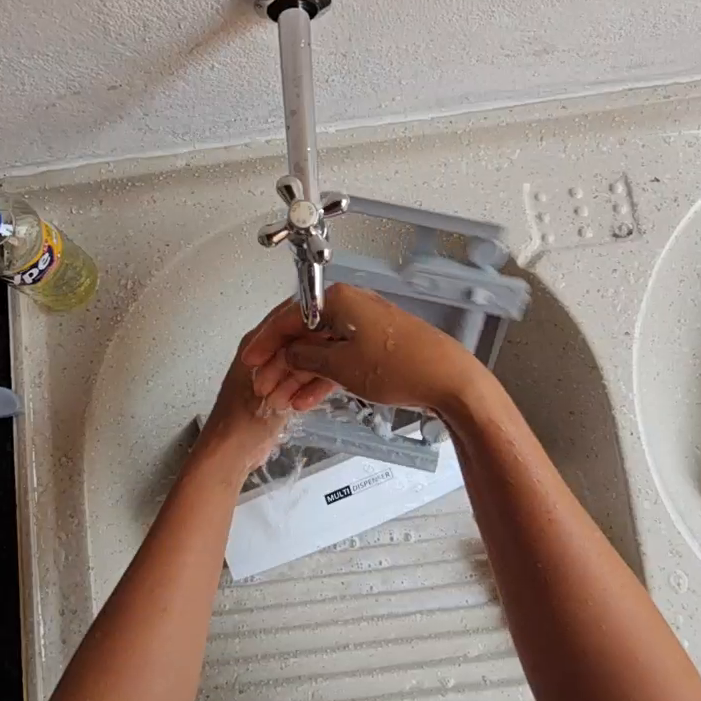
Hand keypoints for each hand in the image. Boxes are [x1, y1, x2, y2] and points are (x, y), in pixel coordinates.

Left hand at [195, 312, 338, 475]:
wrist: (230, 455)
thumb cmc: (241, 424)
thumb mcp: (275, 387)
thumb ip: (299, 362)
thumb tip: (322, 341)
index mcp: (254, 344)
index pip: (290, 314)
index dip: (316, 318)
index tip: (336, 327)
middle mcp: (261, 352)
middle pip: (300, 337)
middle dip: (315, 350)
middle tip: (327, 363)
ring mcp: (270, 371)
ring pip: (302, 359)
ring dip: (310, 373)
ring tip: (309, 390)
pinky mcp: (276, 389)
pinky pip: (300, 379)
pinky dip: (307, 387)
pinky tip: (309, 399)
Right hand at [238, 284, 487, 412]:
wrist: (448, 381)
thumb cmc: (403, 366)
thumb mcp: (341, 366)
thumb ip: (307, 359)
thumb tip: (291, 355)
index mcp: (340, 301)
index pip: (289, 317)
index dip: (266, 342)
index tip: (252, 358)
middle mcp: (352, 308)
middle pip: (304, 334)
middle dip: (281, 363)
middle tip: (264, 383)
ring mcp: (364, 328)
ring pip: (320, 350)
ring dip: (299, 375)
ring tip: (281, 398)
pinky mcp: (376, 348)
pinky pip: (339, 360)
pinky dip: (322, 378)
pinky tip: (308, 398)